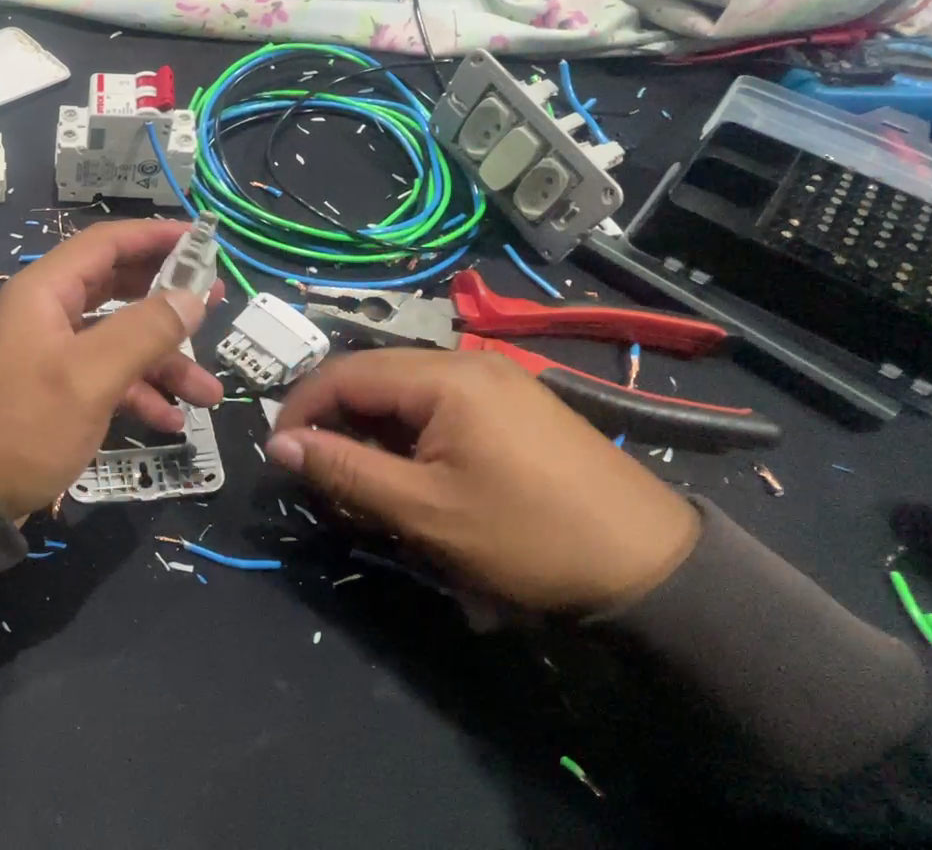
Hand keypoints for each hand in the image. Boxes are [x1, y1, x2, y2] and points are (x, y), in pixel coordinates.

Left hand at [0, 219, 223, 521]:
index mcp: (44, 292)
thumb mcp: (90, 376)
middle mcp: (43, 314)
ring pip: (114, 342)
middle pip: (115, 289)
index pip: (106, 243)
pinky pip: (100, 379)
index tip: (205, 243)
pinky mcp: (48, 393)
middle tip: (216, 307)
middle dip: (167, 302)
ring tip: (208, 394)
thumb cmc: (24, 425)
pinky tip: (168, 421)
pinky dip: (134, 394)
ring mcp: (45, 355)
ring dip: (161, 363)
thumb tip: (193, 296)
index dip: (156, 237)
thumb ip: (146, 331)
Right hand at [266, 348, 699, 612]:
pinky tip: (409, 472)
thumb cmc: (527, 537)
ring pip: (402, 392)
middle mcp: (469, 363)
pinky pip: (437, 405)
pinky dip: (406, 434)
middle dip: (333, 421)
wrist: (652, 569)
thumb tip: (279, 445)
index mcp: (445, 378)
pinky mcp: (514, 406)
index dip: (300, 410)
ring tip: (360, 479)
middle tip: (317, 472)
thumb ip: (343, 469)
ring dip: (369, 430)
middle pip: (371, 377)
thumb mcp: (422, 509)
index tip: (279, 456)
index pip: (343, 373)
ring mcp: (497, 382)